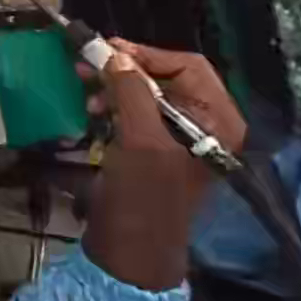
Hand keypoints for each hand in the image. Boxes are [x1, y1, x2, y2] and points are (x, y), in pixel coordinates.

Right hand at [80, 40, 246, 290]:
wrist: (130, 248)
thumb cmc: (143, 195)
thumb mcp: (139, 140)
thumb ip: (131, 93)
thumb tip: (113, 55)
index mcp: (217, 120)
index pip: (187, 66)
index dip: (144, 55)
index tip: (102, 51)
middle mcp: (203, 124)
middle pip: (163, 77)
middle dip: (122, 70)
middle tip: (83, 67)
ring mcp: (176, 138)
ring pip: (144, 94)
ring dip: (111, 87)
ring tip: (83, 92)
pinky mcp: (151, 150)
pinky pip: (132, 113)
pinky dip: (109, 106)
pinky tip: (89, 111)